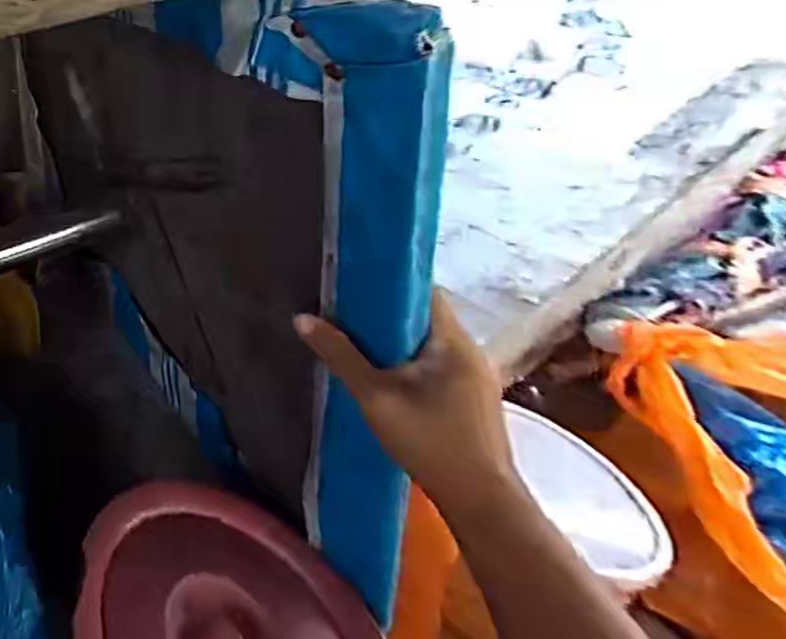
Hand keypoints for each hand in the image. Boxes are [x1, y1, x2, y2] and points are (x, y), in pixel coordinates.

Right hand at [294, 293, 517, 513]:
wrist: (483, 505)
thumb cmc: (430, 442)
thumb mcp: (374, 396)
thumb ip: (339, 354)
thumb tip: (302, 318)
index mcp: (453, 342)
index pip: (424, 291)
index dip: (388, 281)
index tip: (353, 280)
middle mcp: (471, 352)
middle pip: (424, 315)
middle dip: (385, 310)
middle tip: (344, 309)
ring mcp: (476, 377)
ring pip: (429, 340)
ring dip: (396, 336)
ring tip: (357, 337)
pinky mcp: (473, 398)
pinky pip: (436, 361)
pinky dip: (409, 357)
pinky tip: (384, 370)